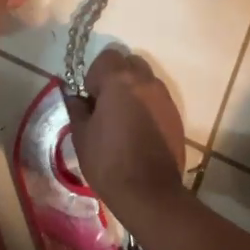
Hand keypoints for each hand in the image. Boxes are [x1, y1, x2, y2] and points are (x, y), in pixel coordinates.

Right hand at [68, 48, 187, 214]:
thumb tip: (74, 96)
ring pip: (146, 80)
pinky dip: (147, 106)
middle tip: (106, 104)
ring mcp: (164, 98)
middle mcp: (146, 81)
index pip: (107, 56)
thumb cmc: (109, 161)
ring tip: (123, 119)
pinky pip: (157, 99)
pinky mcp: (176, 116)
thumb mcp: (82, 135)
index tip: (91, 99)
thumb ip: (76, 108)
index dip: (95, 75)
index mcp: (120, 80)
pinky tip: (139, 131)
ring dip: (133, 90)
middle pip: (130, 63)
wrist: (149, 193)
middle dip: (116, 76)